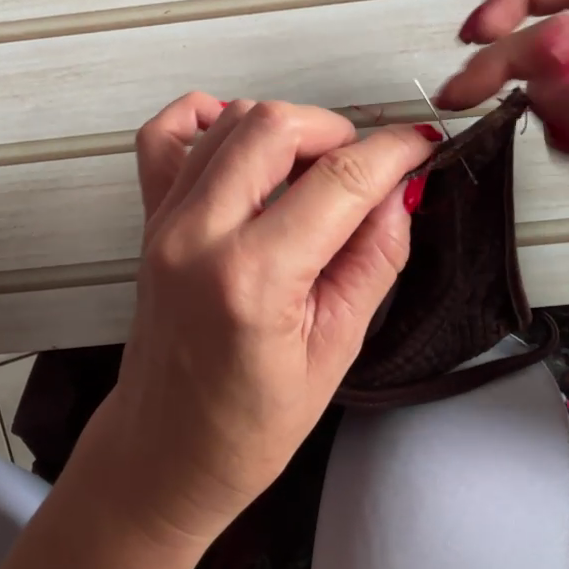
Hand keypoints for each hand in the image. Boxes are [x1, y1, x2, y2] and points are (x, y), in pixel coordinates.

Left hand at [69, 94, 435, 559]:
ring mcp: (166, 220)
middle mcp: (198, 235)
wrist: (166, 451)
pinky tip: (242, 142)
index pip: (338, 180)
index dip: (392, 153)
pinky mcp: (150, 217)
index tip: (418, 147)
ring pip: (230, 118)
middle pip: (274, 125)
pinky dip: (209, 117)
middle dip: (336, 132)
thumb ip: (374, 257)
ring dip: (285, 129)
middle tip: (365, 168)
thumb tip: (400, 191)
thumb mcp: (336, 350)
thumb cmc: (245, 426)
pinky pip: (167, 132)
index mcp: (251, 279)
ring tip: (312, 172)